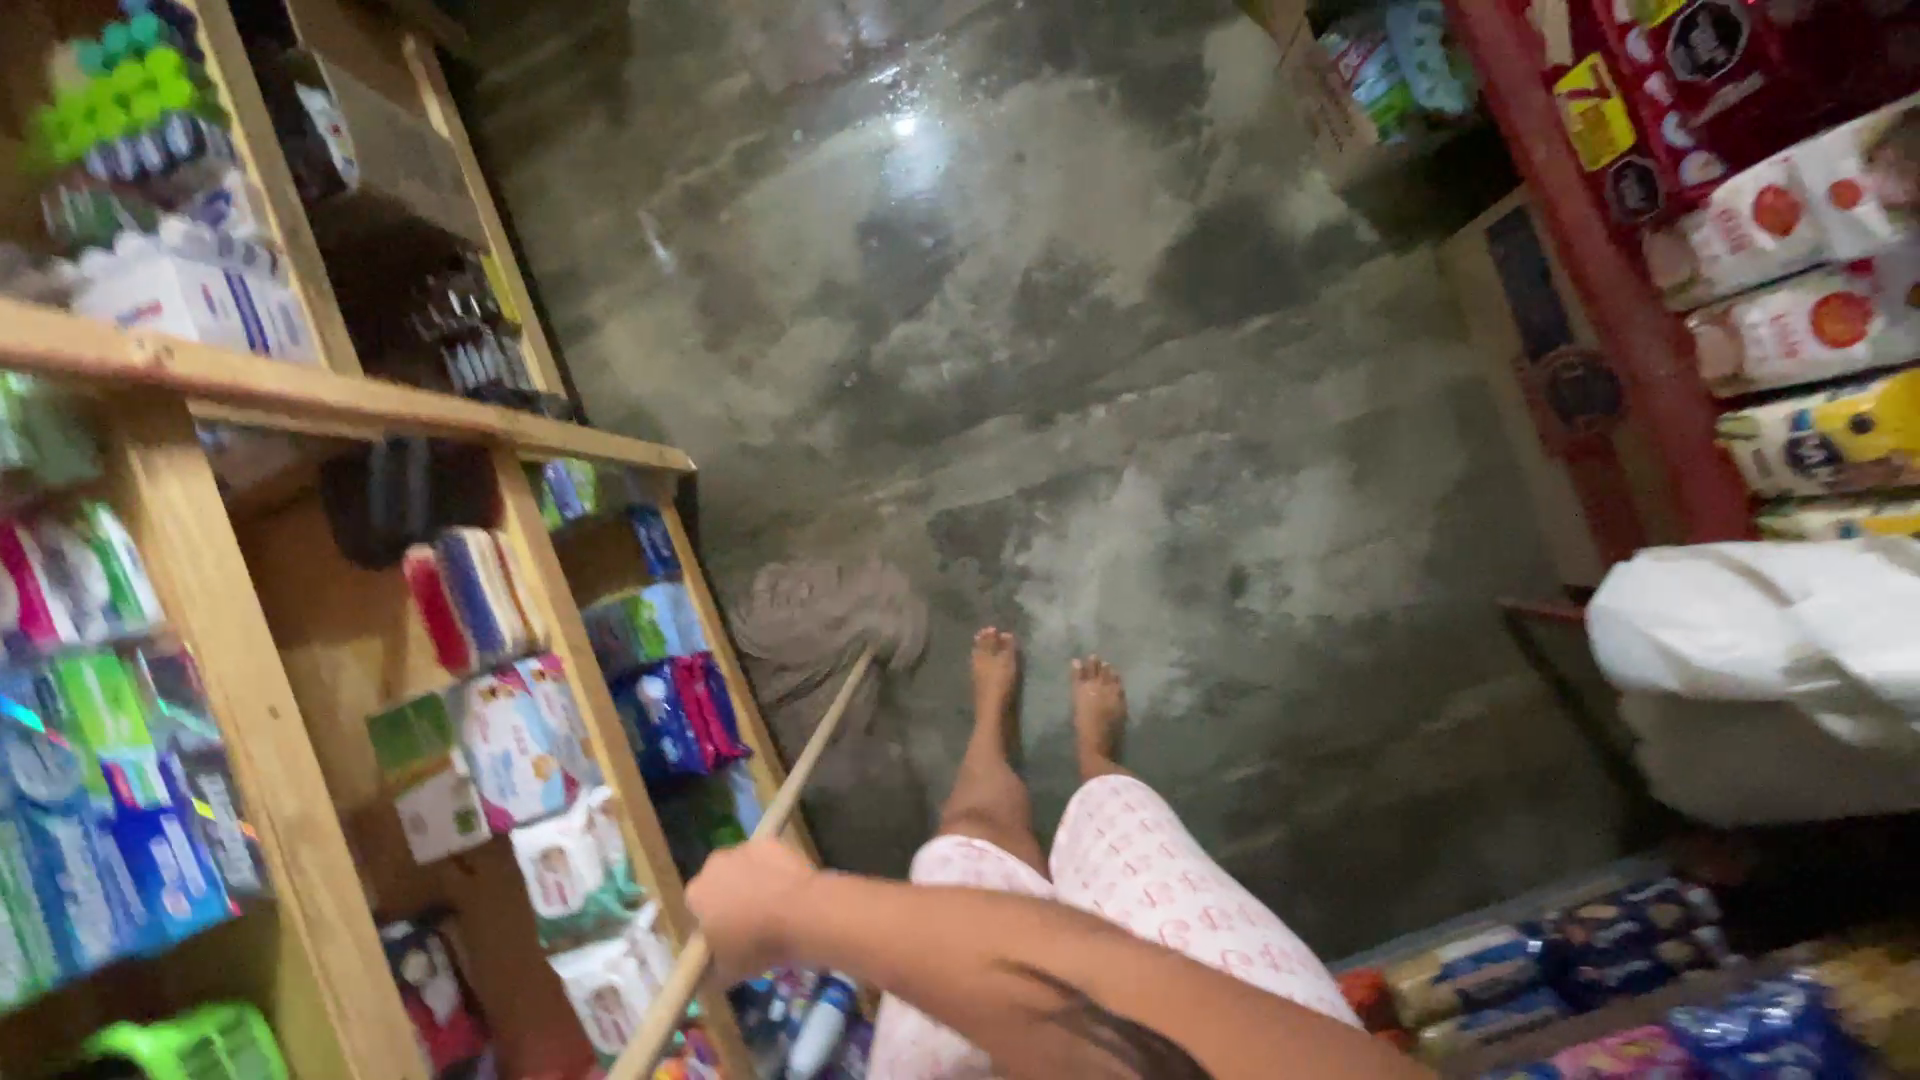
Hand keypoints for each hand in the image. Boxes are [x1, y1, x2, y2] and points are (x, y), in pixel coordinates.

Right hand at [686, 838, 818, 981]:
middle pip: (718, 881)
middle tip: (751, 919)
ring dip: (752, 880)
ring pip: (743, 866)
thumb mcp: (727, 973)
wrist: (800, 914)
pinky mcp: (770, 841)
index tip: (728, 935)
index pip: (697, 908)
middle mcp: (714, 865)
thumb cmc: (757, 945)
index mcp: (696, 895)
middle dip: (730, 896)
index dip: (712, 921)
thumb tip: (712, 976)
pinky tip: (788, 886)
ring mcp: (743, 849)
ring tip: (774, 903)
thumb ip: (712, 971)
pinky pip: (767, 856)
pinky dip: (774, 867)